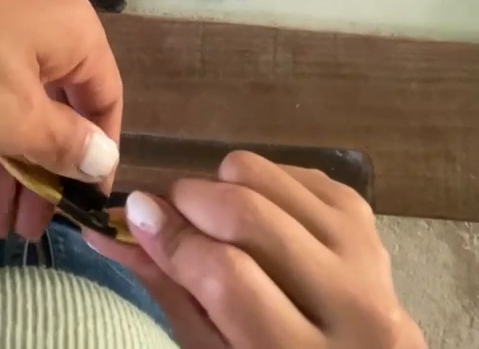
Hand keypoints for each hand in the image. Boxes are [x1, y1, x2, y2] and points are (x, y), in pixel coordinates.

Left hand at [0, 0, 122, 236]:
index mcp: (71, 25)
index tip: (79, 206)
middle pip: (53, 99)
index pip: (105, 96)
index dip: (96, 155)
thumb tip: (103, 156)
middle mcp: (39, 10)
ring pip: (9, 94)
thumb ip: (65, 142)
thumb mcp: (14, 120)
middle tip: (19, 225)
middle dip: (36, 169)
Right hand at [87, 152, 422, 348]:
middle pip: (247, 214)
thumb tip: (112, 227)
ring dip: (221, 185)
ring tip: (213, 219)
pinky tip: (257, 221)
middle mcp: (352, 307)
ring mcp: (367, 256)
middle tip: (166, 213)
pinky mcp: (365, 220)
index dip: (172, 240)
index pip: (226, 276)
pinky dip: (259, 183)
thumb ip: (168, 289)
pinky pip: (292, 170)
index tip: (133, 215)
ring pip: (264, 177)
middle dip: (189, 201)